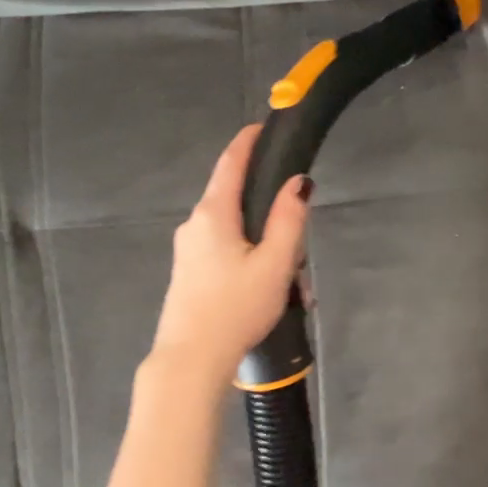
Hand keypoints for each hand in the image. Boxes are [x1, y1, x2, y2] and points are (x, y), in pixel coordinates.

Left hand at [150, 124, 310, 378]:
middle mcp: (194, 225)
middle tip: (300, 239)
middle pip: (235, 202)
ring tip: (292, 283)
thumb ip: (288, 220)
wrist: (191, 359)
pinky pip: (224, 254)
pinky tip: (268, 293)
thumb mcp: (274, 264)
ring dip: (264, 246)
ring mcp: (187, 251)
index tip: (263, 127)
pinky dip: (249, 261)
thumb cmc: (236, 308)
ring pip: (233, 233)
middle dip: (270, 212)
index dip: (248, 142)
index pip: (230, 163)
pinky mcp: (187, 276)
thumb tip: (298, 183)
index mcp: (213, 214)